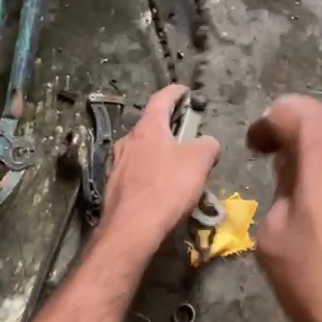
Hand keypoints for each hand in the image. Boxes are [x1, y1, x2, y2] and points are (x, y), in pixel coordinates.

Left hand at [99, 84, 220, 252]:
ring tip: (177, 169)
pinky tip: (160, 191)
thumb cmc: (166, 188)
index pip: (161, 98)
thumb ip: (207, 145)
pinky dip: (150, 174)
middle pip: (151, 126)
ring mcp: (116, 164)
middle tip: (188, 138)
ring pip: (142, 151)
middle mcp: (127, 140)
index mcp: (147, 128)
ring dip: (159, 153)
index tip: (186, 91)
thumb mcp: (199, 161)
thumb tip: (208, 144)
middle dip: (169, 128)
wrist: (131, 230)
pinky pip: (135, 172)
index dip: (176, 92)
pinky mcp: (113, 187)